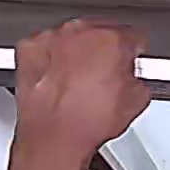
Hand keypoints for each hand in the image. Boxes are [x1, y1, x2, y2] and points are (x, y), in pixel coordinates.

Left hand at [13, 19, 149, 156]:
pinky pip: (47, 47)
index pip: (134, 35)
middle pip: (101, 32)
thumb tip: (133, 78)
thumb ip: (139, 78)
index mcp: (112, 39)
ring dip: (78, 53)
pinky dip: (52, 59)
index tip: (131, 60)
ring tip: (80, 82)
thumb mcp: (137, 100)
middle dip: (105, 51)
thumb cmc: (89, 120)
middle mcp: (81, 32)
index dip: (135, 52)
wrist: (55, 137)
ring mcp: (53, 38)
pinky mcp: (30, 49)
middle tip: (105, 77)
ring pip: (73, 38)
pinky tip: (59, 79)